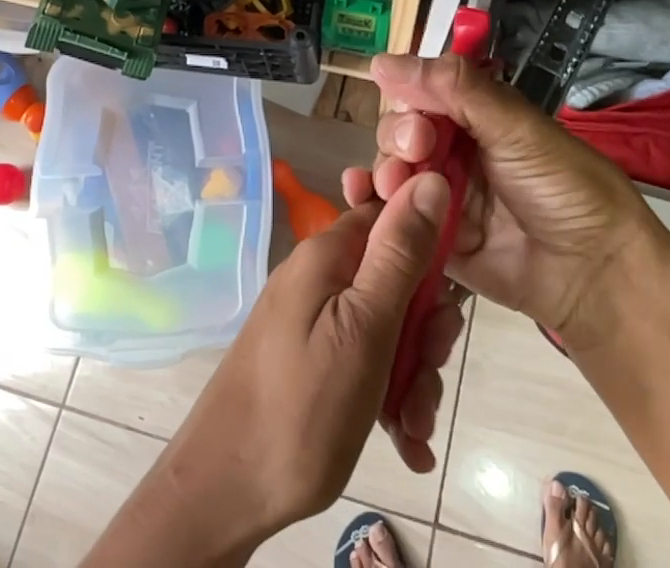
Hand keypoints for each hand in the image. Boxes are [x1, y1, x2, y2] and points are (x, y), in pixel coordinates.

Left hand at [146, 169, 466, 549]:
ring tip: (410, 428)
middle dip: (425, 334)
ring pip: (391, 329)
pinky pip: (370, 362)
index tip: (443, 304)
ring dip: (413, 378)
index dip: (429, 254)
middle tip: (424, 380)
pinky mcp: (317, 362)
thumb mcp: (365, 327)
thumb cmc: (302, 407)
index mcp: (328, 257)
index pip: (394, 217)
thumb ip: (400, 253)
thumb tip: (429, 179)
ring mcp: (317, 322)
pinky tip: (405, 441)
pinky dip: (392, 398)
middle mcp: (321, 280)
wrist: (227, 491)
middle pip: (399, 281)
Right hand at [357, 54, 654, 351]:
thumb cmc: (564, 188)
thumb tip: (381, 61)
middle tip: (416, 153)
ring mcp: (442, 196)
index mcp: (479, 116)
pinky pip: (393, 217)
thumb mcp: (517, 128)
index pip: (423, 93)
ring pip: (393, 172)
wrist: (591, 271)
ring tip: (393, 186)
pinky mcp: (431, 238)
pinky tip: (363, 198)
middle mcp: (456, 151)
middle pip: (401, 131)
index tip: (419, 118)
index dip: (410, 98)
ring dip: (385, 171)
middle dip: (398, 137)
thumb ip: (455, 91)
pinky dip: (373, 205)